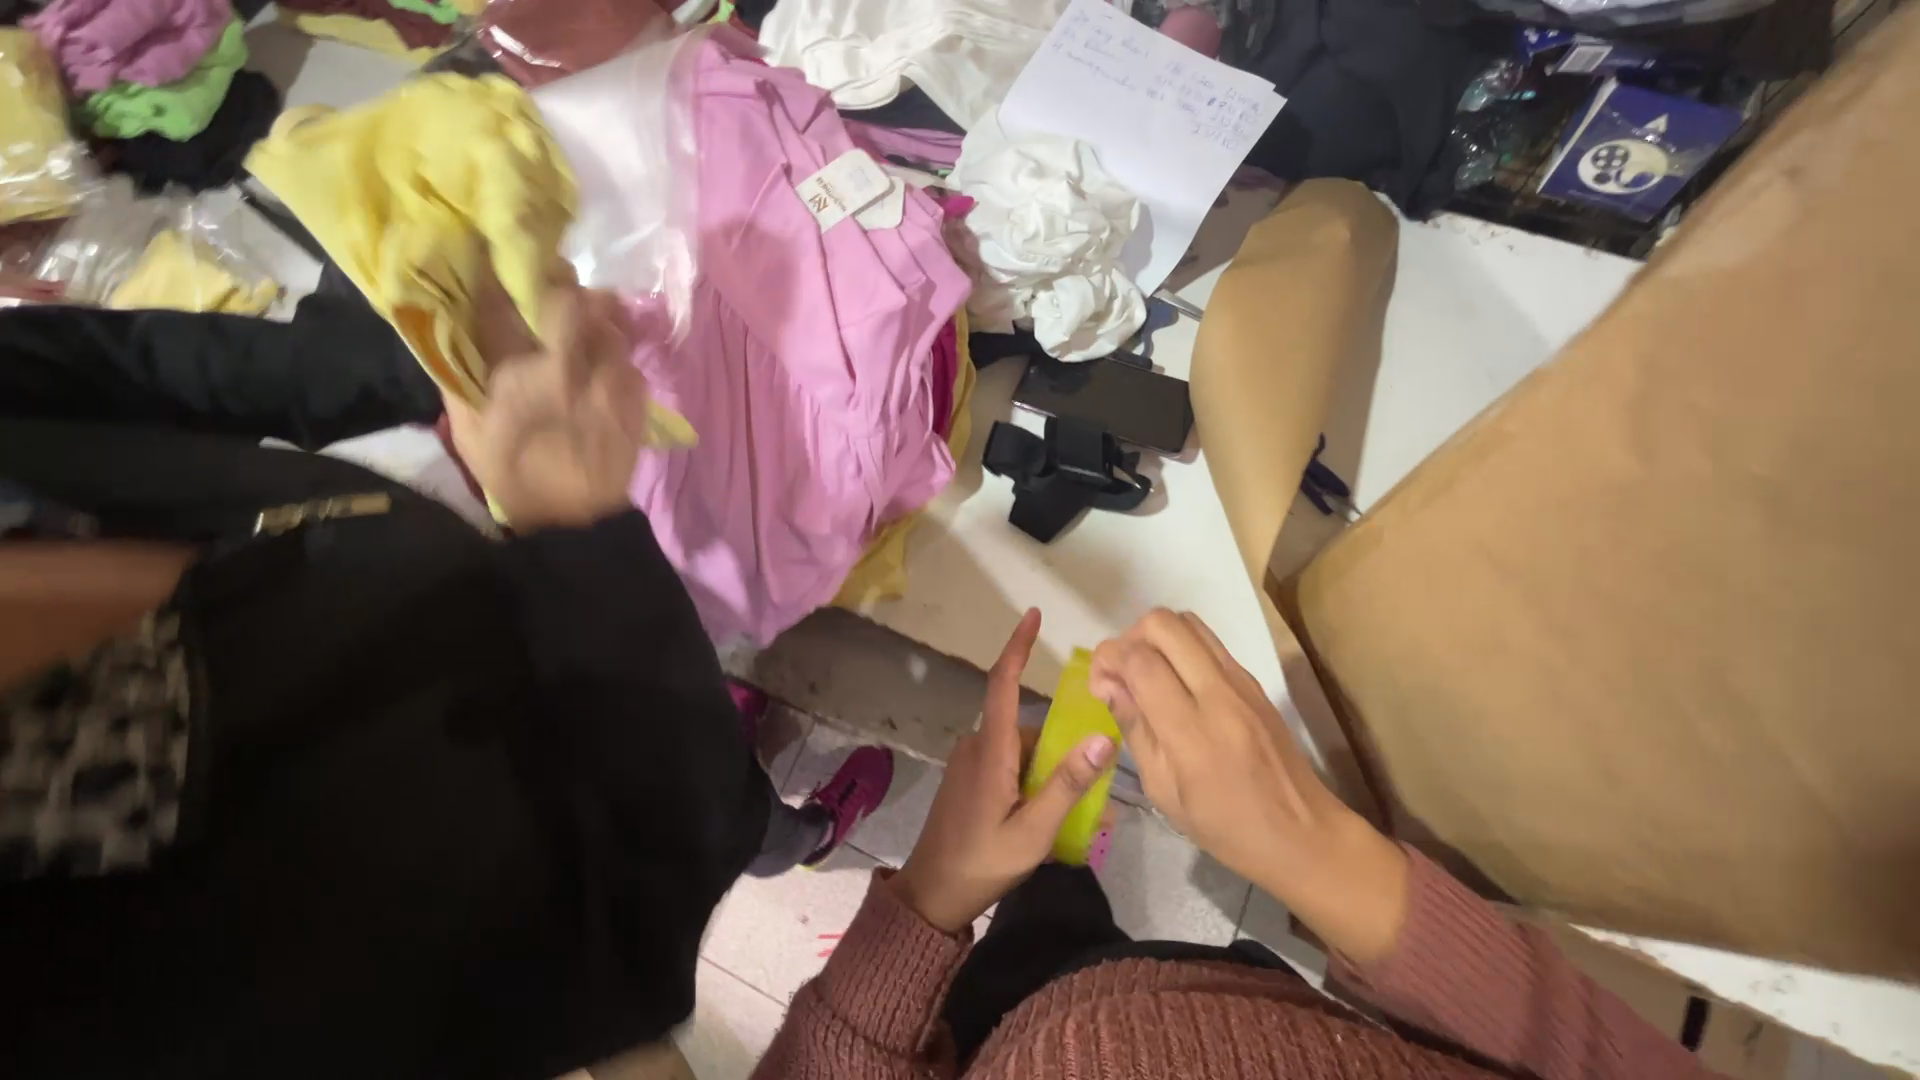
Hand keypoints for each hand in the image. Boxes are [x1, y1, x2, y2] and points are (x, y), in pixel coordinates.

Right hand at [447, 284, 650, 529]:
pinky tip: (601, 356)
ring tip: (578, 319)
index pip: (502, 304)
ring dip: (592, 311)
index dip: (496, 274)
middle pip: (569, 298)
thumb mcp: (469, 429)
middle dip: (556, 284)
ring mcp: (610, 381)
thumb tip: (450, 327)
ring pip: (608, 318)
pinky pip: (628, 352)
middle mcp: (568, 370)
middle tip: (545, 285)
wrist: (579, 518)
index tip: (491, 259)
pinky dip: (614, 345)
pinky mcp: (637, 395)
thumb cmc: (515, 475)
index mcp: (517, 377)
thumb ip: (459, 375)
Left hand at [893, 609, 1116, 932]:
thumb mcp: (1034, 830)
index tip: (1033, 616)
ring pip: (1019, 751)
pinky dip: (1030, 783)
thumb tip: (1103, 737)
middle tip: (1084, 797)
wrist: (932, 895)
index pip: (1002, 682)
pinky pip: (1007, 767)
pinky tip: (1043, 819)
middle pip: (1026, 727)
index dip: (1017, 646)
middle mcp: (977, 746)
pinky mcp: (967, 781)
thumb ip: (1068, 784)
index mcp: (991, 749)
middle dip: (1058, 752)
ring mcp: (969, 764)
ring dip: (1045, 775)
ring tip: (1066, 820)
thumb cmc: (982, 861)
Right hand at [1088, 610, 1407, 965]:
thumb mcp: (1164, 792)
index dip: (1108, 658)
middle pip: (1163, 624)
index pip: (1140, 662)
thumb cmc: (1227, 828)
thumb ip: (1135, 729)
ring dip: (1156, 636)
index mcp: (1192, 732)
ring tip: (1146, 672)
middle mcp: (1218, 694)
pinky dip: (1181, 647)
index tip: (1099, 683)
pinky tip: (1175, 682)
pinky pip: (1209, 642)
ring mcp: (1242, 682)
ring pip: (1189, 622)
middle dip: (1129, 637)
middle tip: (1121, 672)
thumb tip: (1108, 684)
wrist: (1304, 834)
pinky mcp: (1255, 681)